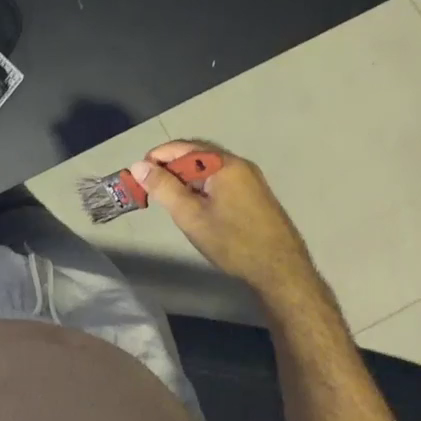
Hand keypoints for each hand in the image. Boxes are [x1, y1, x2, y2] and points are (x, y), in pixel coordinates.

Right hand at [133, 140, 317, 293]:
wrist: (282, 272)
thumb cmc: (233, 242)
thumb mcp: (190, 215)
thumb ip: (163, 187)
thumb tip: (139, 165)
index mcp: (225, 165)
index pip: (183, 148)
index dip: (157, 157)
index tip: (139, 175)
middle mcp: (240, 165)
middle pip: (197, 154)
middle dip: (170, 167)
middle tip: (151, 186)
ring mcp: (251, 180)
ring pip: (209, 168)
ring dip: (186, 177)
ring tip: (169, 197)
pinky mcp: (255, 195)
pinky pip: (221, 179)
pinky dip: (201, 185)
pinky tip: (195, 205)